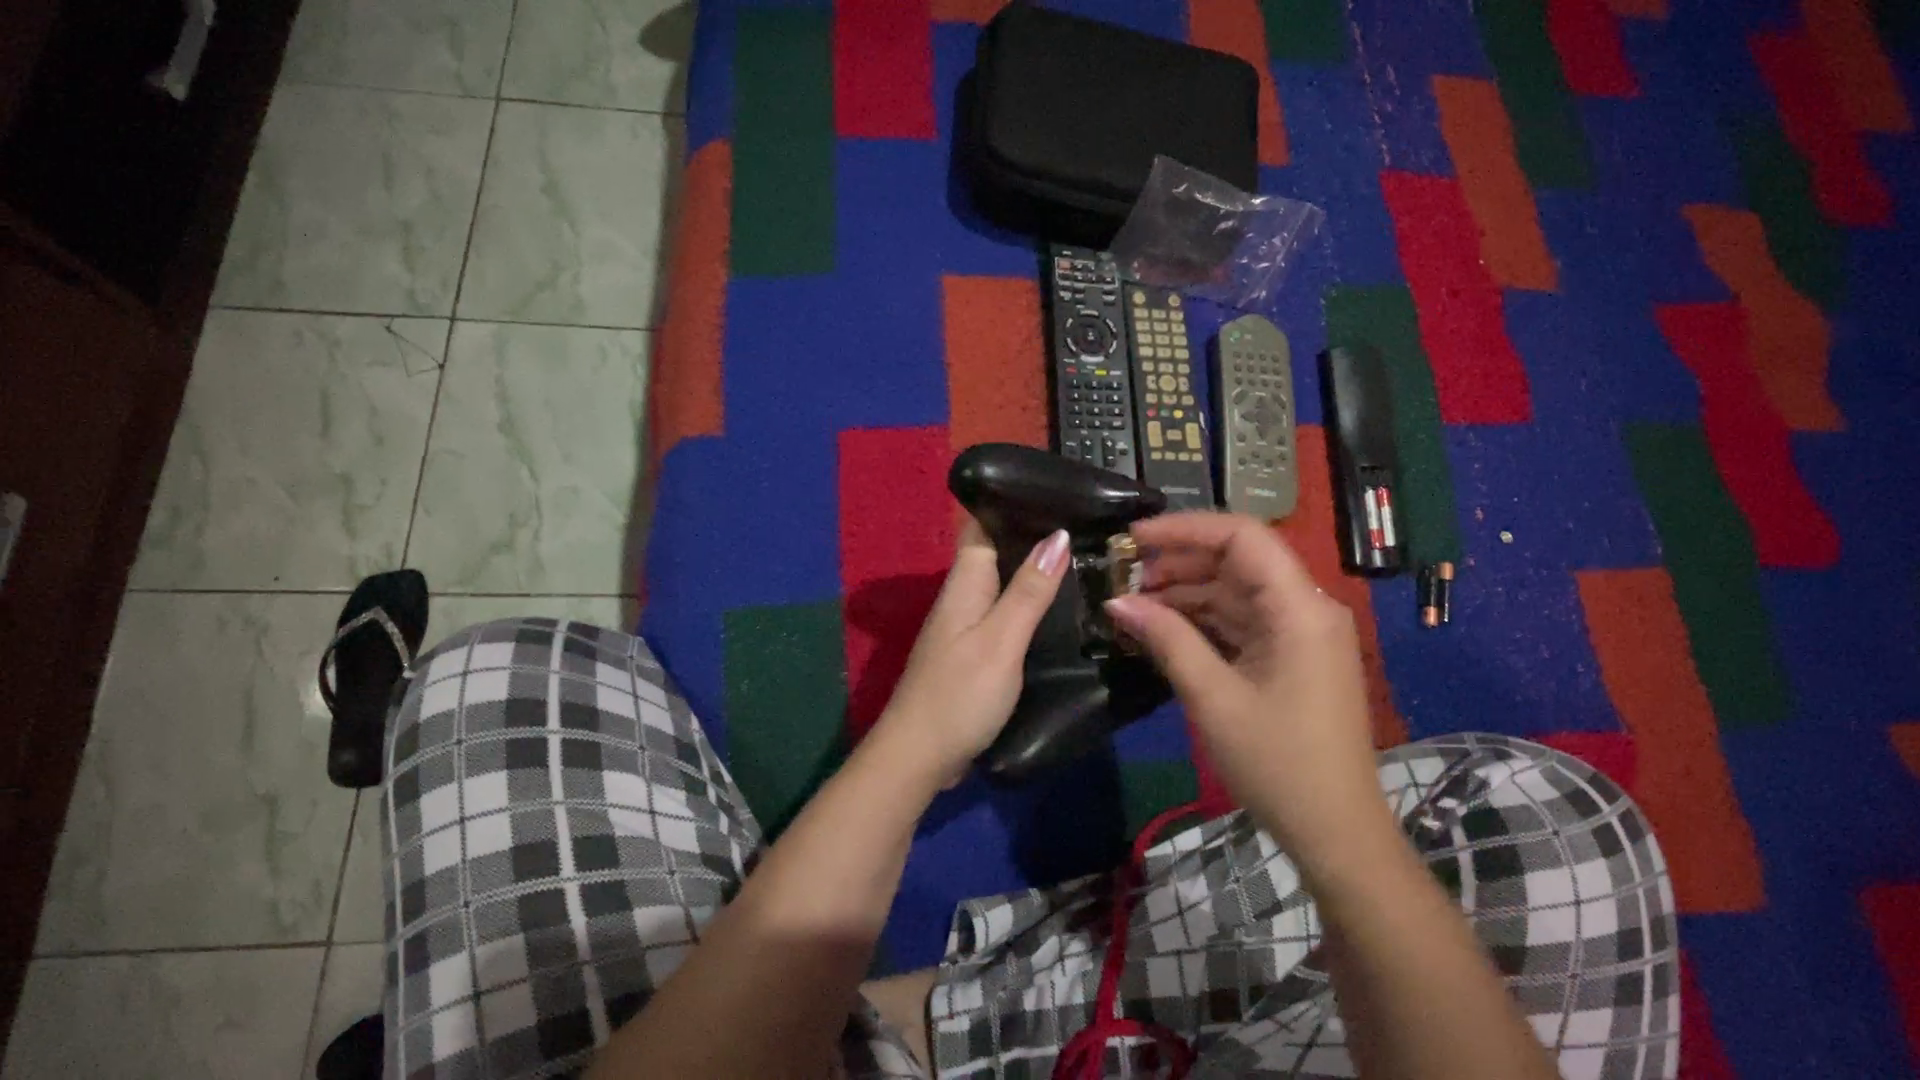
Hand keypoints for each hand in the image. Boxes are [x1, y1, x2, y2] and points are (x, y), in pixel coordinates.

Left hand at [868, 520, 1069, 788]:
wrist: (920, 757)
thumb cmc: (960, 694)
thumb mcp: (1001, 640)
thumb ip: (1028, 591)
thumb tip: (1056, 534)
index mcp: (964, 584)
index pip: (983, 526)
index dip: (1014, 506)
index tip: (1060, 493)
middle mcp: (961, 599)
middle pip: (996, 555)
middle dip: (1033, 539)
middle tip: (1089, 529)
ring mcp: (964, 629)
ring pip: (1001, 587)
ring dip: (1034, 575)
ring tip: (1085, 563)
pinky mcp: (972, 656)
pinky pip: (1003, 617)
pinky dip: (1028, 609)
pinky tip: (1059, 614)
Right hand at [1103, 512, 1393, 877]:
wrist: (1336, 830)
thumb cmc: (1278, 763)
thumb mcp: (1213, 698)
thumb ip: (1167, 639)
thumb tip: (1116, 601)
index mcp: (1301, 608)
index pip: (1242, 537)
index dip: (1184, 529)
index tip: (1132, 538)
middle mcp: (1308, 608)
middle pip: (1240, 561)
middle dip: (1180, 562)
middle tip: (1124, 577)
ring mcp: (1303, 634)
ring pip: (1239, 591)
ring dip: (1188, 593)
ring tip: (1134, 605)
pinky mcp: (1294, 657)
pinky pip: (1245, 621)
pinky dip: (1205, 621)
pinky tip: (1163, 630)